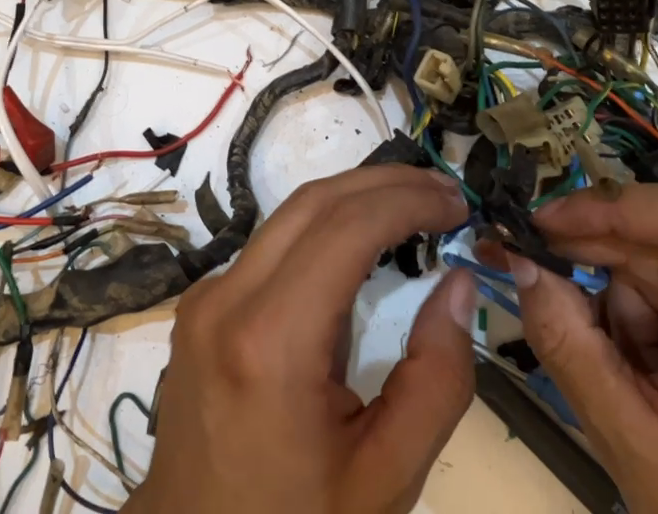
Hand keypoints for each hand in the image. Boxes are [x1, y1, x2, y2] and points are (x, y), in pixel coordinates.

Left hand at [125, 165, 477, 513]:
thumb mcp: (388, 472)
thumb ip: (437, 378)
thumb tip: (456, 283)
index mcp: (271, 340)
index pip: (344, 228)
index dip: (406, 201)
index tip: (458, 203)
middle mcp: (225, 299)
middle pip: (310, 204)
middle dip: (383, 184)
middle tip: (444, 193)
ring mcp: (203, 298)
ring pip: (285, 218)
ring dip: (351, 201)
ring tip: (414, 209)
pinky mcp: (199, 306)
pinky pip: (266, 249)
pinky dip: (320, 232)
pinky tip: (361, 248)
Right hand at [487, 182, 657, 513]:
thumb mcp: (632, 442)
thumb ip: (570, 345)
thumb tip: (519, 261)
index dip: (618, 207)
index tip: (544, 222)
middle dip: (600, 251)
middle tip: (524, 258)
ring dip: (620, 295)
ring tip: (606, 358)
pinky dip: (643, 315)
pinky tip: (633, 361)